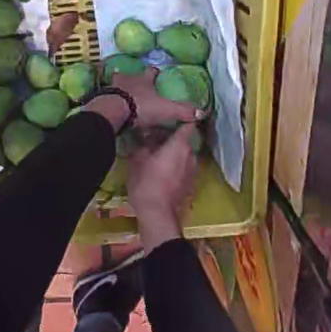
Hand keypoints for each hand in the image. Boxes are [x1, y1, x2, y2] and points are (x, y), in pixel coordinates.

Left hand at [80, 67, 202, 132]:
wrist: (113, 111)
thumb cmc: (141, 107)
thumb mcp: (165, 110)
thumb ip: (182, 111)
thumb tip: (202, 113)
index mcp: (144, 80)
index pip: (150, 72)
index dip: (153, 72)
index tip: (155, 72)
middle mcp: (127, 79)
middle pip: (130, 75)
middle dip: (133, 78)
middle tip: (134, 82)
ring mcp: (112, 87)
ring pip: (115, 82)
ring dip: (118, 86)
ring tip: (119, 92)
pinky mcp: (101, 97)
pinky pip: (104, 95)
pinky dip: (107, 98)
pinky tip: (108, 104)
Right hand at [128, 123, 199, 248]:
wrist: (157, 214)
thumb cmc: (146, 182)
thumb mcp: (137, 160)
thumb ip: (142, 145)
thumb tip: (143, 138)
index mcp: (179, 145)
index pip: (188, 124)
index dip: (182, 119)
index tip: (172, 117)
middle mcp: (191, 155)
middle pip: (184, 141)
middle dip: (171, 138)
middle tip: (153, 138)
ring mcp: (193, 171)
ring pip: (183, 155)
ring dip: (172, 153)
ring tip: (156, 155)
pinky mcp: (190, 184)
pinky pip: (183, 168)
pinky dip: (174, 166)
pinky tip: (161, 170)